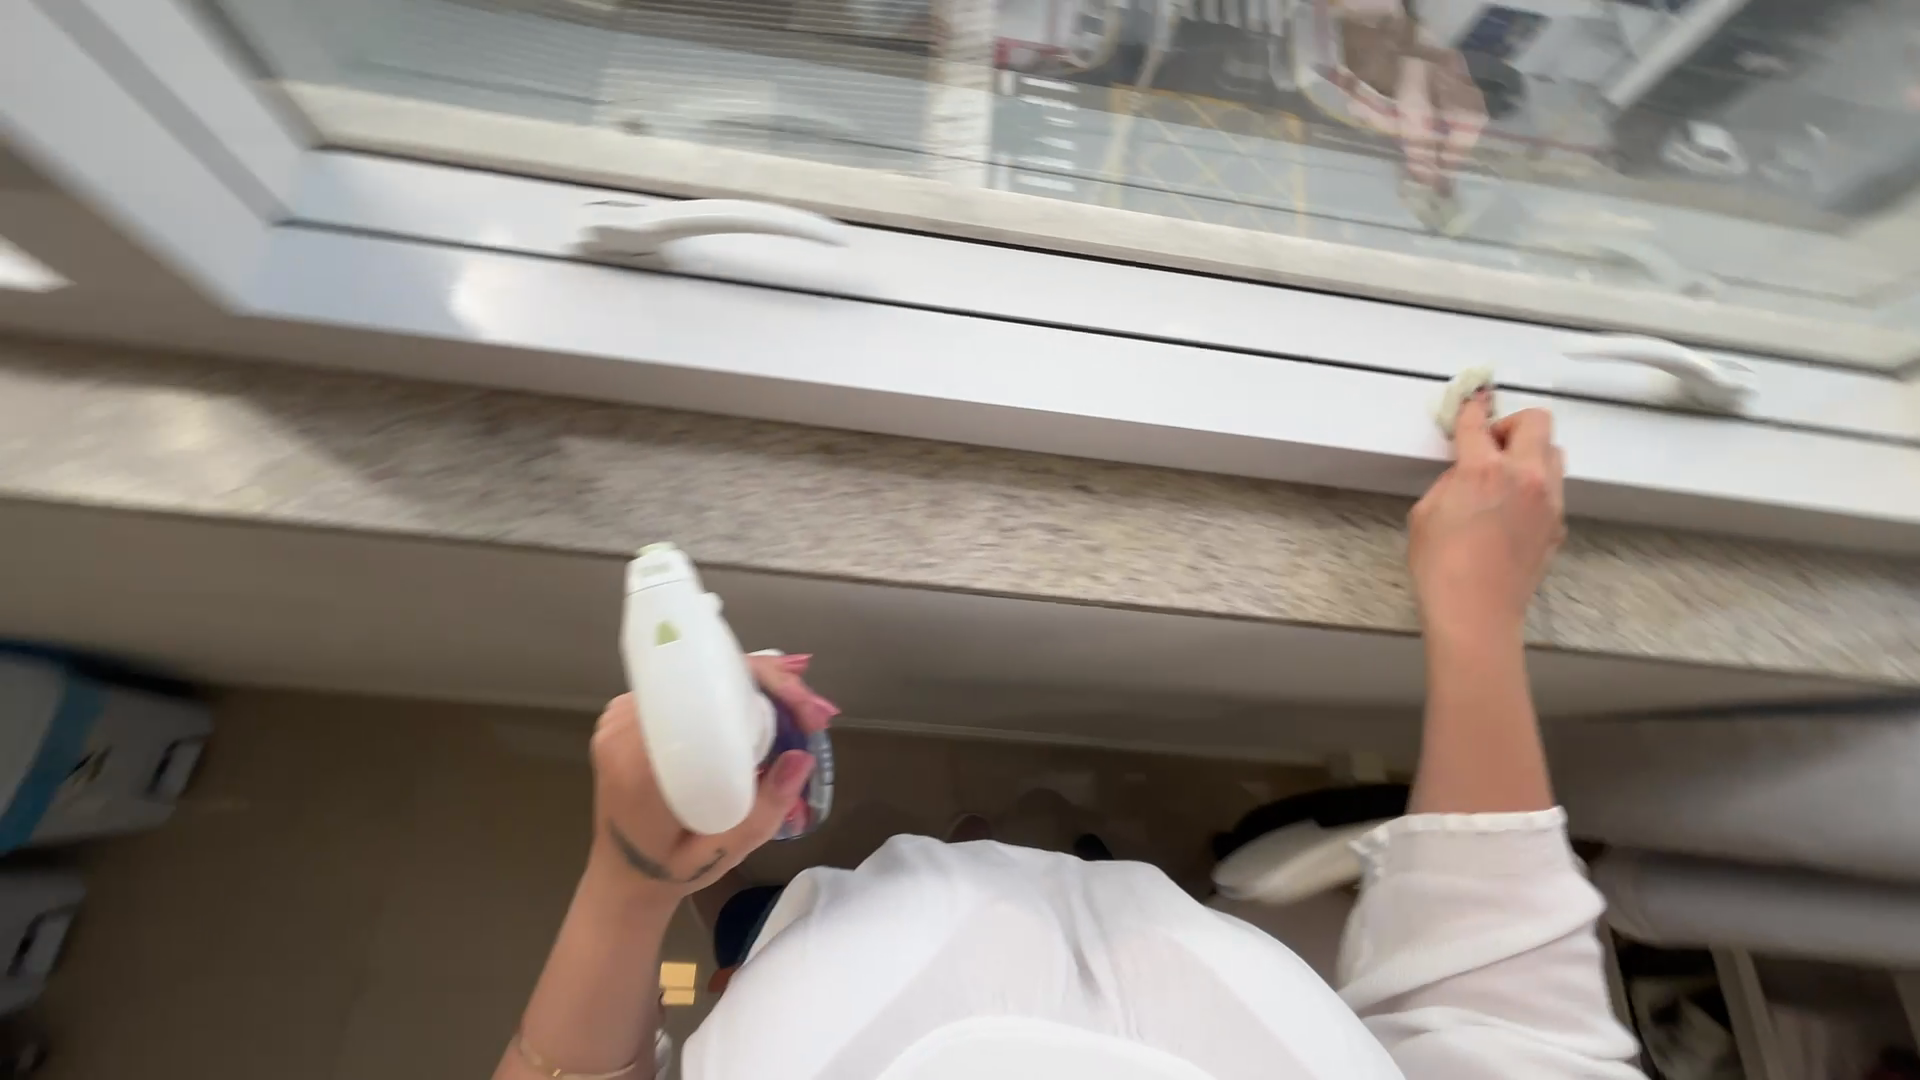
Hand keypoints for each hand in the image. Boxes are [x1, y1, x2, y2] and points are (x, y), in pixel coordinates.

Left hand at [585, 654, 837, 904]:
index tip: (803, 709)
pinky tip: (766, 703)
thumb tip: (803, 756)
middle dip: (772, 684)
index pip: (708, 688)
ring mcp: (622, 718)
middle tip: (815, 714)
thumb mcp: (724, 851)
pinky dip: (730, 690)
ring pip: (702, 677)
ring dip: (755, 685)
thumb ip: (765, 810)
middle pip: (709, 675)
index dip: (764, 682)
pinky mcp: (629, 717)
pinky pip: (688, 688)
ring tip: (800, 710)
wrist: (623, 879)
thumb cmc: (671, 869)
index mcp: (640, 758)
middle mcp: (626, 726)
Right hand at [1409, 392, 1565, 641]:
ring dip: (1528, 453)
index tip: (1472, 400)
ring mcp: (1547, 500)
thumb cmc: (1440, 567)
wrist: (1475, 610)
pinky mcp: (1556, 523)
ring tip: (1501, 476)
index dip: (1472, 408)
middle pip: (1536, 422)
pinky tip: (1507, 509)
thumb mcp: (1426, 514)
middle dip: (1511, 425)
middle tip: (1489, 443)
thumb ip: (1450, 482)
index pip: (1479, 423)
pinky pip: (1551, 487)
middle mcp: (1524, 477)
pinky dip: (1533, 485)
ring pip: (1552, 453)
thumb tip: (1466, 472)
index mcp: (1483, 471)